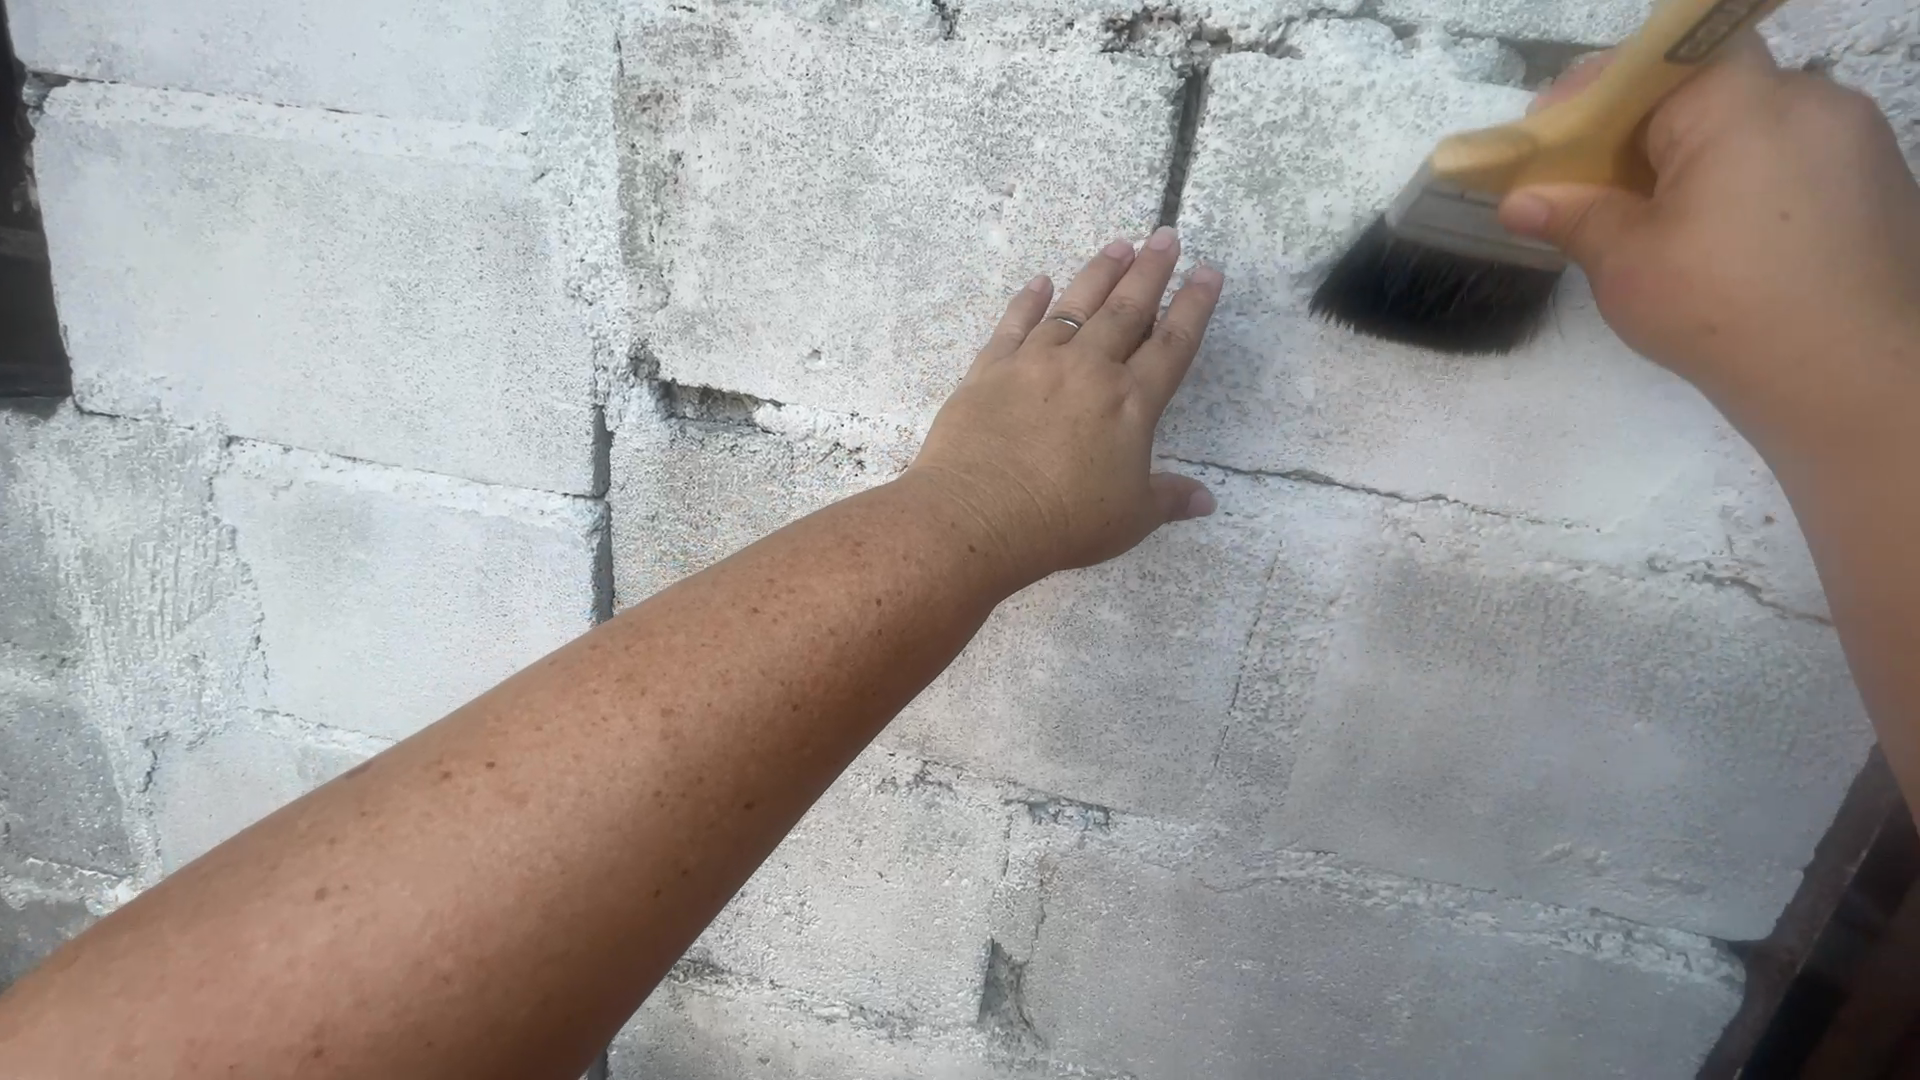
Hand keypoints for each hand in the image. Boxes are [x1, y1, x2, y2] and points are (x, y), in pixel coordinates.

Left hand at [904, 226, 1223, 586]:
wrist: (980, 515)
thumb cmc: (1063, 523)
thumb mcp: (1129, 519)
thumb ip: (1169, 500)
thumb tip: (1208, 501)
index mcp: (1131, 403)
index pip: (1173, 345)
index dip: (1194, 306)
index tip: (1208, 273)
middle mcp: (1088, 370)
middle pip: (1127, 310)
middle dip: (1151, 271)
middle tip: (1165, 236)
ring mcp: (1036, 363)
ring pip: (1075, 305)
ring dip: (1099, 273)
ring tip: (1118, 245)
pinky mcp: (990, 369)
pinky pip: (1014, 324)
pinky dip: (1029, 300)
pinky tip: (1040, 282)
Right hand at [1498, 36, 1919, 451]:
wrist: (1843, 365)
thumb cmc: (1716, 302)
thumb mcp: (1623, 259)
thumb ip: (1572, 216)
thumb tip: (1519, 200)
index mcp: (1745, 108)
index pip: (1664, 63)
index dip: (1596, 91)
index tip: (1544, 136)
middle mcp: (1809, 102)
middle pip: (1704, 90)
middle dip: (1632, 130)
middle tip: (1578, 184)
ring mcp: (1847, 139)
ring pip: (1742, 124)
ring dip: (1679, 156)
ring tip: (1633, 217)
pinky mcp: (1864, 179)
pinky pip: (1778, 154)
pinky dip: (1725, 177)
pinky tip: (1697, 233)